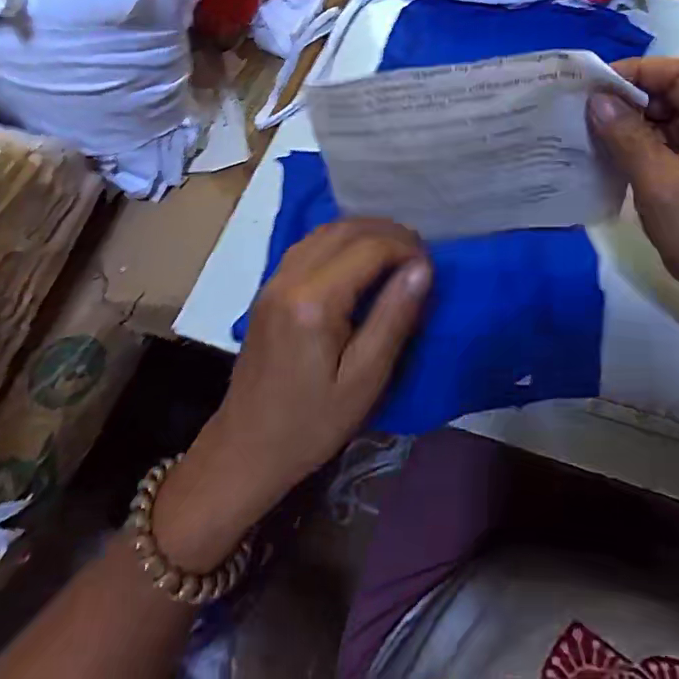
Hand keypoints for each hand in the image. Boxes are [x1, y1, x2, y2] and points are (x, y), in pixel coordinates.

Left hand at [150, 219, 430, 570]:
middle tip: (420, 255)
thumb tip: (423, 268)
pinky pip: (309, 246)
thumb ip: (394, 317)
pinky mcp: (268, 290)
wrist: (246, 449)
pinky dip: (341, 241)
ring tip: (398, 254)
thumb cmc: (311, 424)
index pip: (368, 248)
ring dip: (365, 232)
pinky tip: (361, 261)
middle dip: (389, 233)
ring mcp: (273, 281)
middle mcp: (288, 279)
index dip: (406, 248)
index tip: (431, 267)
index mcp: (312, 302)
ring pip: (324, 231)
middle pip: (345, 230)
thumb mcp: (365, 379)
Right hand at [589, 57, 678, 307]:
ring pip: (664, 119)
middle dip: (628, 99)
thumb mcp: (662, 185)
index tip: (595, 85)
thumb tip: (596, 100)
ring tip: (587, 127)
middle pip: (671, 94)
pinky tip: (606, 150)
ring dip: (628, 123)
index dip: (638, 73)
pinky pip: (663, 144)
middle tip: (583, 107)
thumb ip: (628, 139)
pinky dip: (636, 144)